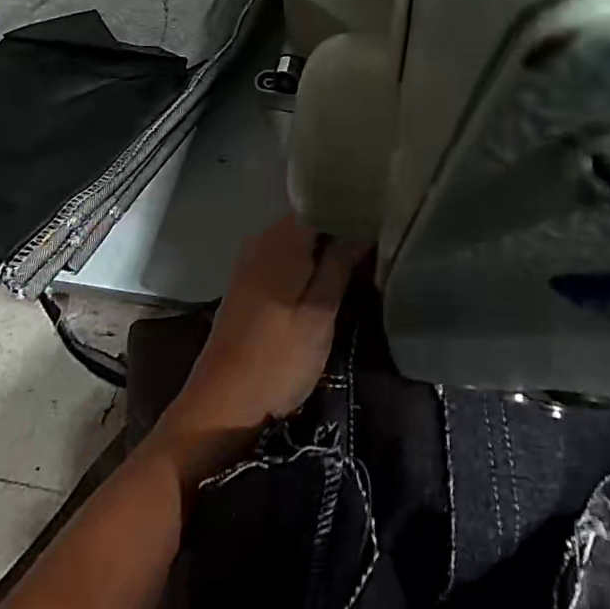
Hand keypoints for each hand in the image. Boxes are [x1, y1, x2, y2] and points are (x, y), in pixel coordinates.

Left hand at [150, 217, 362, 481]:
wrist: (221, 409)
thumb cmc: (278, 359)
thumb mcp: (320, 312)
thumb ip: (341, 262)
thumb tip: (364, 225)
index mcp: (281, 240)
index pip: (323, 199)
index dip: (356, 203)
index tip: (388, 211)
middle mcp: (262, 240)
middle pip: (313, 217)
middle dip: (347, 224)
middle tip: (386, 235)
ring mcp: (253, 262)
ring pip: (302, 238)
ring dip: (331, 244)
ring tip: (369, 253)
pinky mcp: (250, 284)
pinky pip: (290, 256)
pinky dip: (314, 260)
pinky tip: (337, 274)